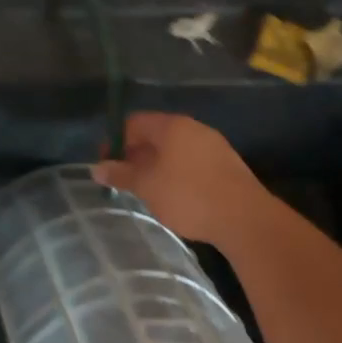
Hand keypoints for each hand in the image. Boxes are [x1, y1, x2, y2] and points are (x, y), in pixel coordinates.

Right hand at [92, 113, 271, 246]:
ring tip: (146, 191)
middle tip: (123, 180)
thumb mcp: (146, 186)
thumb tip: (96, 168)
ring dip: (156, 166)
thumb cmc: (188, 195)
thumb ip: (120, 174)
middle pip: (155, 135)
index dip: (115, 141)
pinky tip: (173, 196)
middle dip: (135, 155)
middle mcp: (194, 129)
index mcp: (172, 126)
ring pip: (174, 151)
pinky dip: (176, 174)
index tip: (106, 164)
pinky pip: (191, 163)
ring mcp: (214, 146)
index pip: (134, 122)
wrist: (245, 219)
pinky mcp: (227, 166)